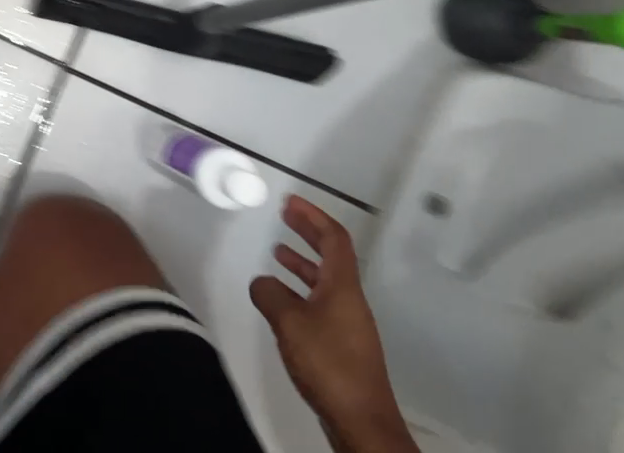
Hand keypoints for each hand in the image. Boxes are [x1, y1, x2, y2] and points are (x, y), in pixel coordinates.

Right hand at [250, 196, 416, 452]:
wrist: (361, 420)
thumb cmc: (328, 363)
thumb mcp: (289, 322)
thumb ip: (269, 294)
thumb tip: (262, 283)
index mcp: (342, 286)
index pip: (334, 238)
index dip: (313, 216)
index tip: (292, 202)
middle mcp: (349, 299)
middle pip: (333, 255)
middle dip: (309, 232)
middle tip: (286, 215)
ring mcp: (349, 323)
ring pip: (326, 280)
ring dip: (303, 262)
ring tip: (278, 253)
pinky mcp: (343, 345)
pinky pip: (321, 301)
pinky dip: (302, 288)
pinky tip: (283, 300)